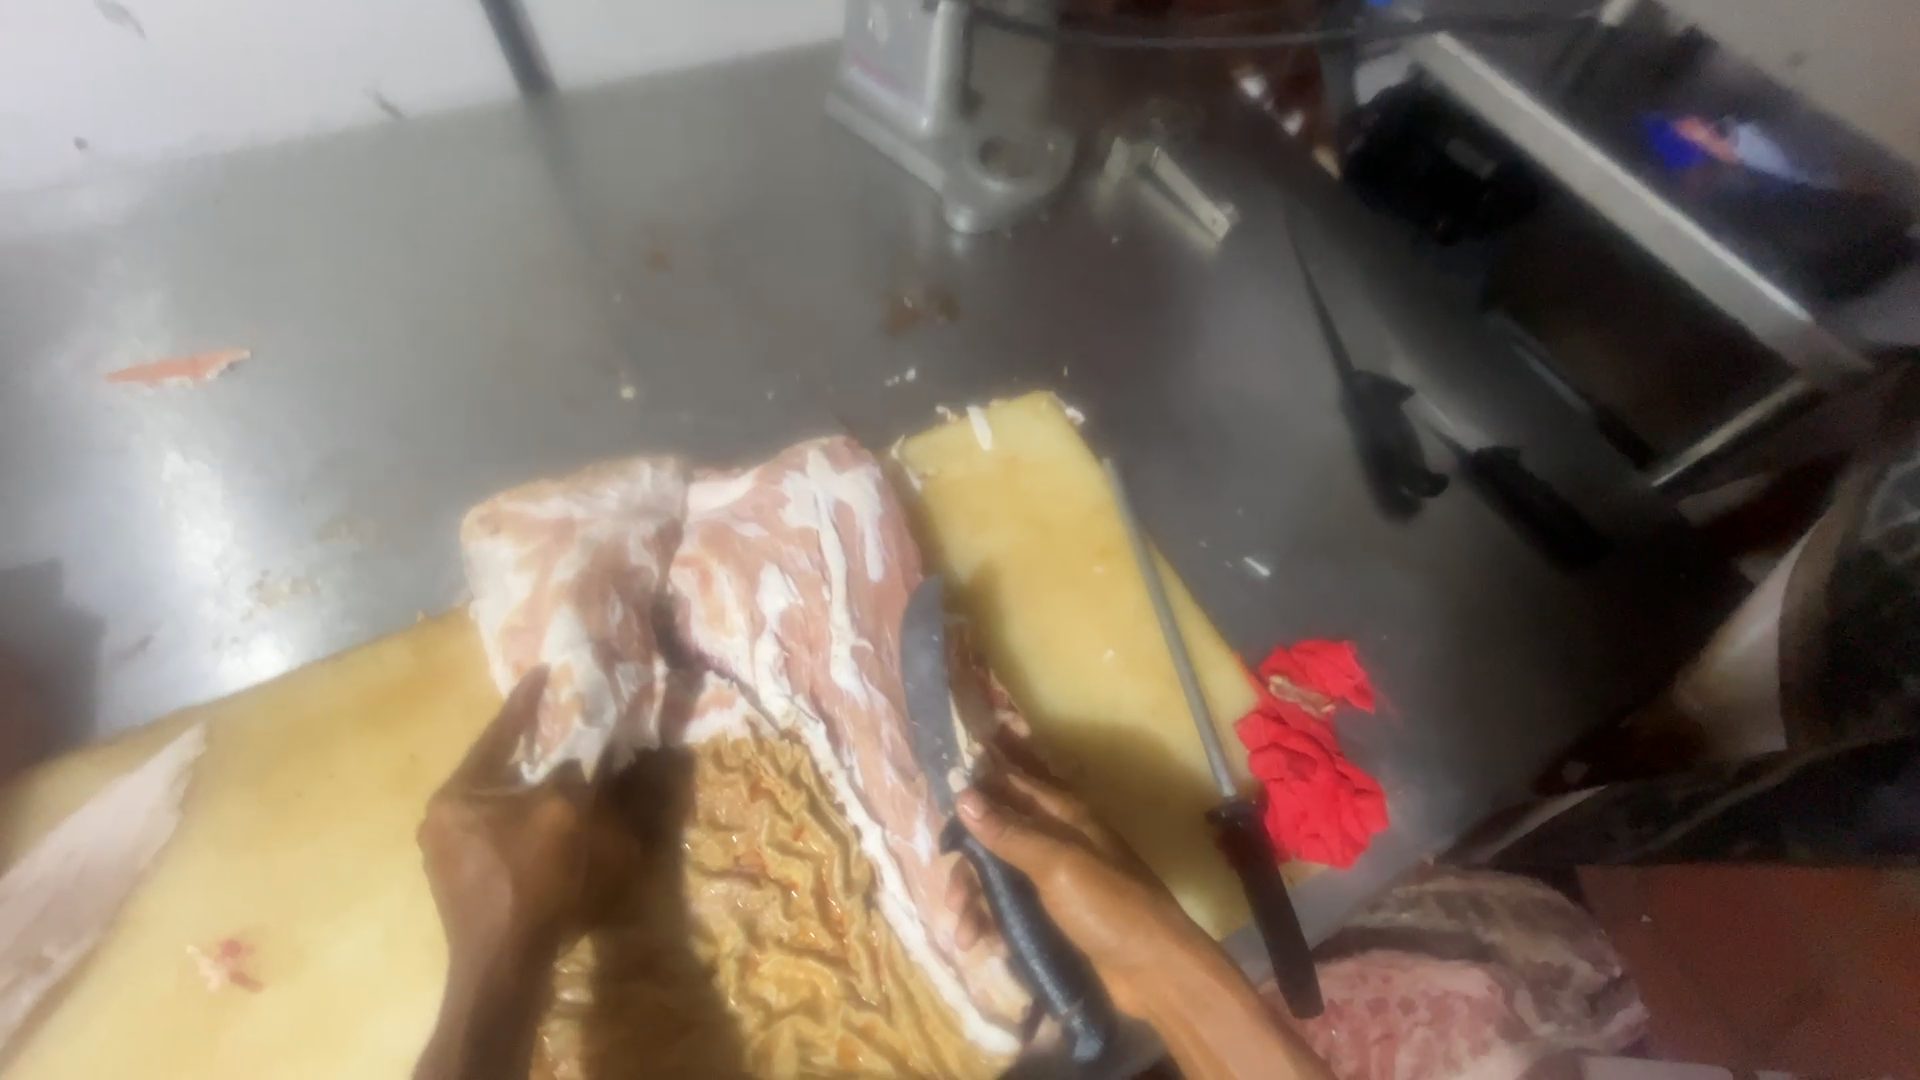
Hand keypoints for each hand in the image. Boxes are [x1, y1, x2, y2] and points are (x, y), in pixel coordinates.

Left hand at [414, 668, 592, 1079]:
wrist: (506, 962)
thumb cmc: (535, 876)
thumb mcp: (569, 811)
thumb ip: (578, 773)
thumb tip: (586, 756)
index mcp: (458, 794)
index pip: (498, 733)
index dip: (526, 700)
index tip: (543, 669)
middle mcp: (442, 818)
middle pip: (498, 767)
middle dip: (534, 747)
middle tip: (563, 721)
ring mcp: (449, 852)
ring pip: (502, 799)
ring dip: (536, 784)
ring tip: (568, 767)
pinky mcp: (465, 878)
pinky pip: (503, 827)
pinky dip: (530, 814)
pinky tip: (556, 817)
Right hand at [954, 759, 1209, 1017]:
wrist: (1155, 973)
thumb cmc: (1109, 906)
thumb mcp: (1056, 864)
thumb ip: (1009, 831)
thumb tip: (962, 795)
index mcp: (1061, 813)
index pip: (1010, 780)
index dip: (976, 781)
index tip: (937, 786)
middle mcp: (1054, 837)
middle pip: (996, 834)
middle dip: (969, 862)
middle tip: (952, 894)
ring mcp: (1052, 878)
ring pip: (998, 875)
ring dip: (976, 900)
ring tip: (963, 933)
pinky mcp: (1051, 914)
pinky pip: (1009, 908)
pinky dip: (991, 922)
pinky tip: (981, 944)